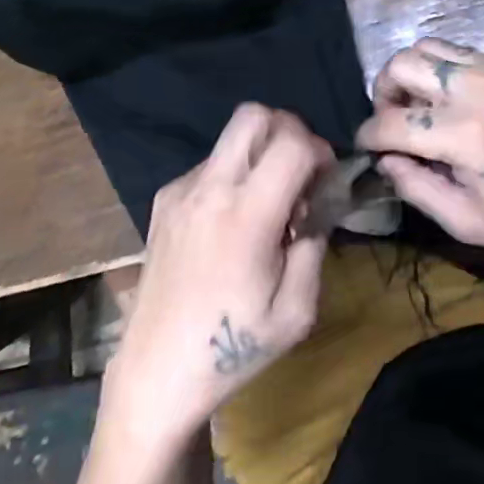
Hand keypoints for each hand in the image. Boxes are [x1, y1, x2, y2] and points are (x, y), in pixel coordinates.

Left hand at [102, 104, 332, 450]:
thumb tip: (318, 201)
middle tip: (300, 171)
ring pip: (229, 139)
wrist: (157, 369)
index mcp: (245, 216)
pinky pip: (208, 166)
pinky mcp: (163, 200)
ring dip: (259, 154)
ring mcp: (180, 190)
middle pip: (252, 115)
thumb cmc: (233, 349)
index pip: (291, 142)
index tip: (326, 179)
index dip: (319, 149)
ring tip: (267, 206)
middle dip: (287, 130)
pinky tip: (232, 223)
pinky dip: (232, 177)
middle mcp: (208, 188)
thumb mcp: (296, 309)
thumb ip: (314, 243)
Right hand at [356, 38, 483, 262]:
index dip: (368, 137)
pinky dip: (439, 72)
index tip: (368, 148)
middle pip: (402, 64)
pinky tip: (451, 103)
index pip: (390, 123)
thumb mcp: (466, 223)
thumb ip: (415, 187)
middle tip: (394, 122)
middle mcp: (477, 90)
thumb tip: (385, 159)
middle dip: (384, 92)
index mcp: (466, 136)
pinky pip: (455, 52)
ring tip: (420, 108)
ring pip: (425, 47)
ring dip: (410, 76)